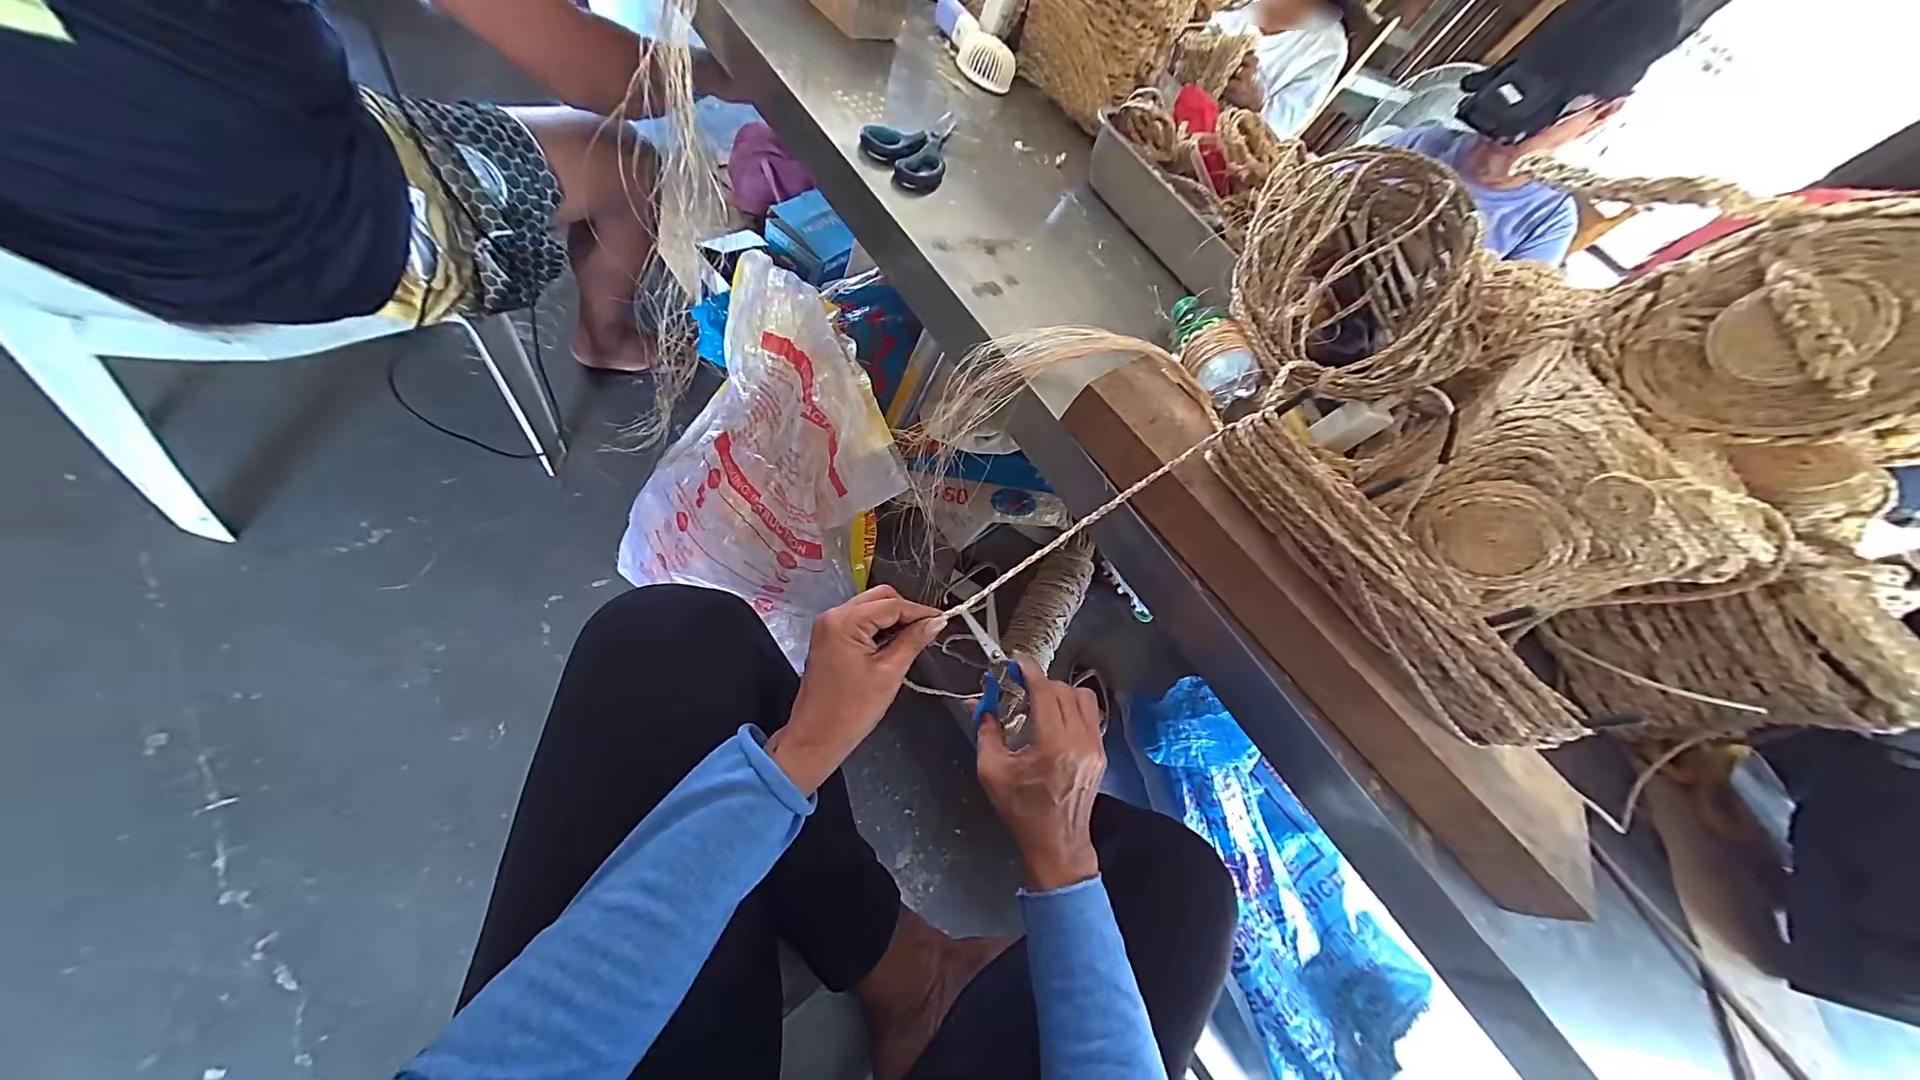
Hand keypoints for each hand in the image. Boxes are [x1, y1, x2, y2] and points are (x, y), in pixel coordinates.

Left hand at [770, 586, 944, 794]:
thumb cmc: (851, 710)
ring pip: (870, 607)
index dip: (920, 611)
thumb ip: (913, 641)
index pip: (892, 605)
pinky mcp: (829, 637)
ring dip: (893, 618)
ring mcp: (829, 626)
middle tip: (930, 628)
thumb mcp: (889, 673)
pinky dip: (879, 627)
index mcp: (845, 622)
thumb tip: (935, 622)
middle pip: (879, 598)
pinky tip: (895, 642)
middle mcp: (833, 616)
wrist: (816, 737)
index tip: (942, 619)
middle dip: (906, 610)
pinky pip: (860, 620)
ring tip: (915, 637)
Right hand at [976, 660, 1105, 891]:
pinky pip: (1090, 714)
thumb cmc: (1021, 811)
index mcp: (1053, 745)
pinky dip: (1072, 706)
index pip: (1045, 692)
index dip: (1029, 672)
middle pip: (1064, 690)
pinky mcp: (1100, 753)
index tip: (1015, 662)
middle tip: (1020, 688)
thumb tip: (981, 703)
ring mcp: (1095, 747)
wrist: (1057, 845)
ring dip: (1060, 692)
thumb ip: (986, 731)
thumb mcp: (992, 771)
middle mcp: (1080, 741)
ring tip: (1039, 702)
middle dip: (1040, 683)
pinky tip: (1054, 718)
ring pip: (1083, 698)